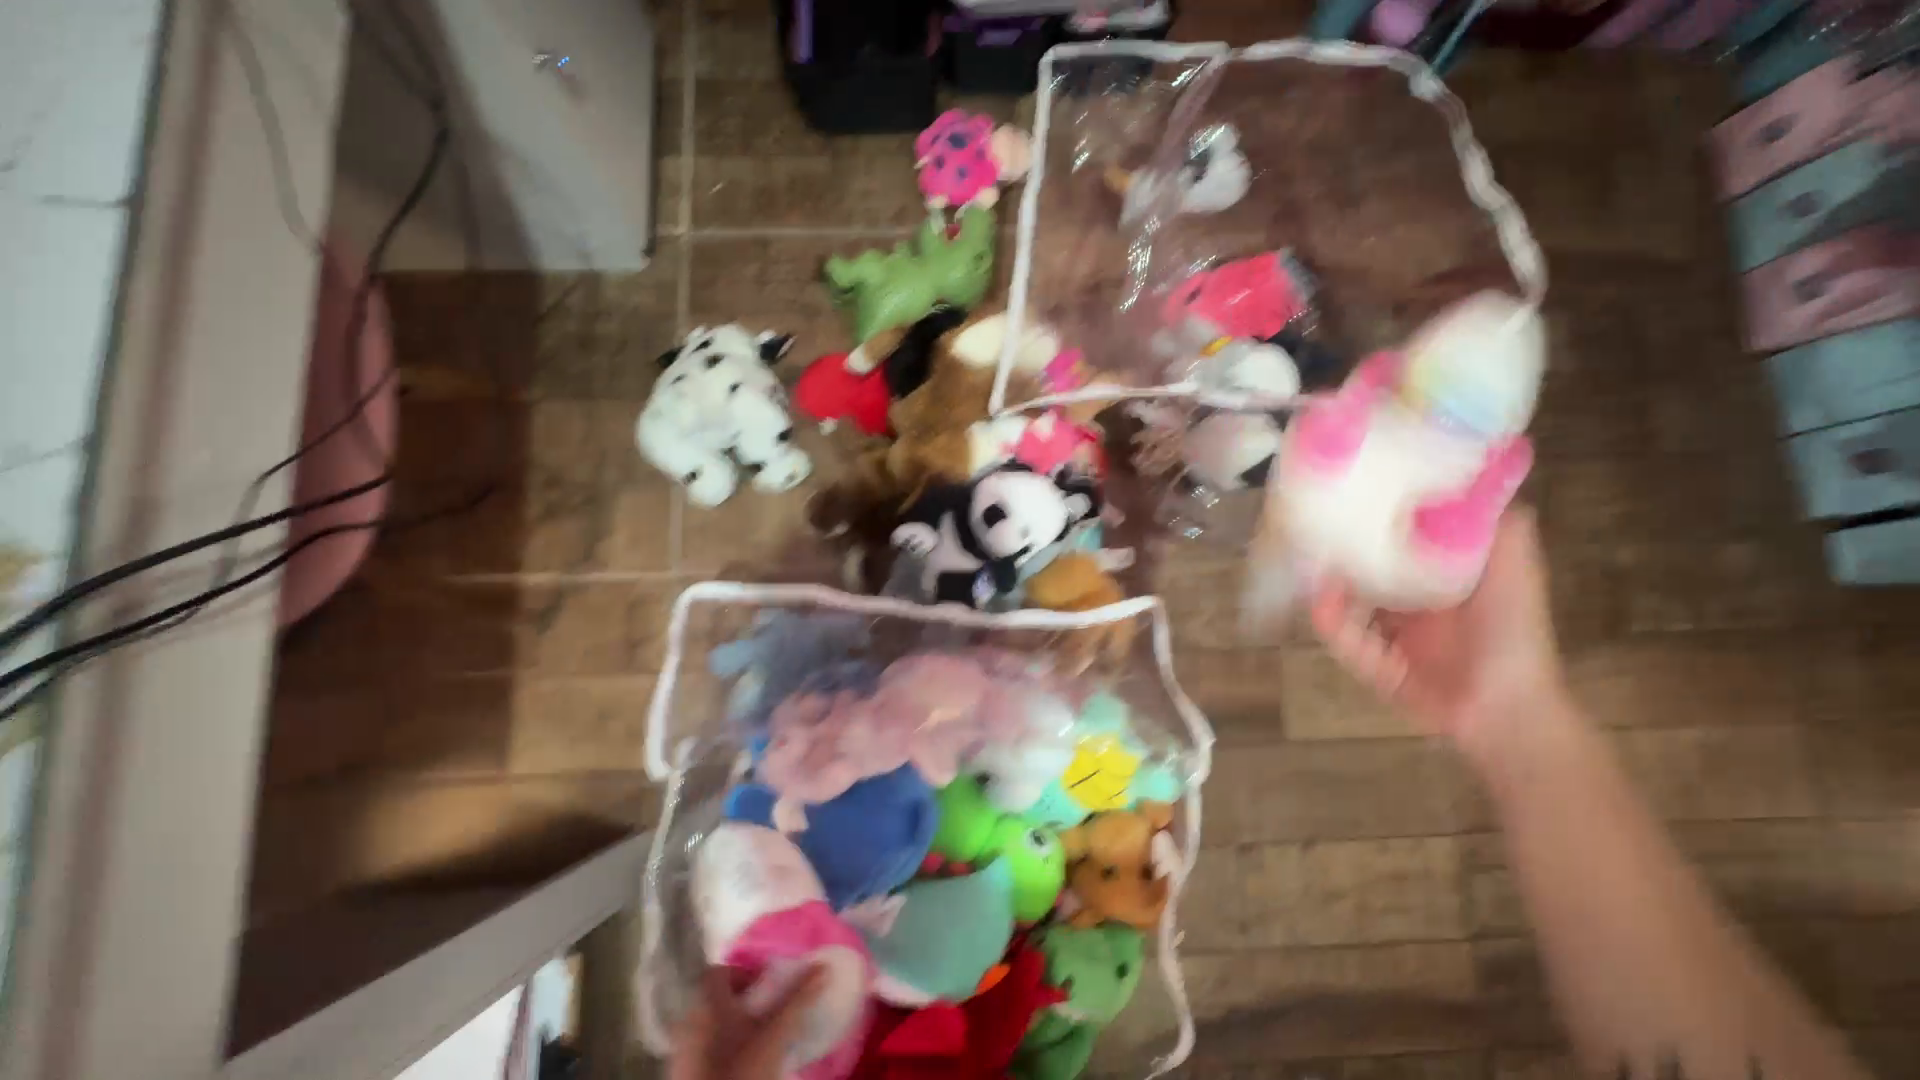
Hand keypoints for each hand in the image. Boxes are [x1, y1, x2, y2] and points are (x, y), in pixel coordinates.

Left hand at [669, 964, 824, 1079]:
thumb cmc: (742, 1070)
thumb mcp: (775, 1035)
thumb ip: (798, 998)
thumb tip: (822, 966)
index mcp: (707, 1003)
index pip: (720, 971)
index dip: (744, 973)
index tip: (768, 986)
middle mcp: (689, 1020)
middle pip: (716, 997)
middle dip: (744, 1000)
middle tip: (771, 1013)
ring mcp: (683, 1050)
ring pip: (711, 1024)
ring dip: (734, 1025)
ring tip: (762, 1038)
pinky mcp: (685, 1073)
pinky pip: (705, 1048)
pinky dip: (723, 1047)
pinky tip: (744, 1063)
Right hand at [1309, 508, 1565, 758]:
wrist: (1510, 707)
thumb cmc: (1514, 633)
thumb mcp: (1514, 570)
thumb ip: (1500, 529)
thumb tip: (1472, 479)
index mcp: (1443, 581)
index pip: (1401, 545)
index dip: (1376, 524)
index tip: (1354, 497)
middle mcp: (1413, 607)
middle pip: (1364, 574)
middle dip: (1338, 555)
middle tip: (1312, 532)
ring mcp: (1392, 639)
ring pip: (1348, 608)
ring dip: (1328, 589)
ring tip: (1308, 567)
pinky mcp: (1377, 668)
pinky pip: (1347, 643)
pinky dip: (1333, 625)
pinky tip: (1321, 605)